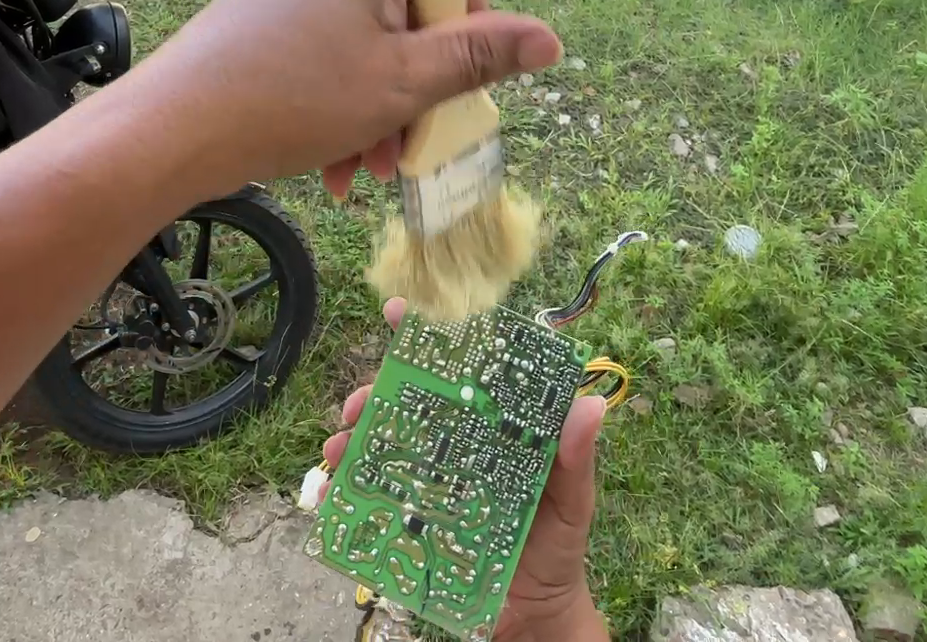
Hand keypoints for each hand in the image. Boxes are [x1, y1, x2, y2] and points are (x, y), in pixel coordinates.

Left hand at [130, 0, 559, 198]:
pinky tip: (330, 162)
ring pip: (366, 45)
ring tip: (362, 170)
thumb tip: (552, 38)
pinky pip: (324, 52)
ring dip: (377, 112)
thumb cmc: (295, 100)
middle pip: (409, 20)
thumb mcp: (403, 84)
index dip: (467, 45)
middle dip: (414, 94)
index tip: (453, 100)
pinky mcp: (261, 13)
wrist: (169, 132)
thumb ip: (480, 57)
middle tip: (401, 155)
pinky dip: (338, 103)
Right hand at [323, 298, 609, 641]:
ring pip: (388, 438)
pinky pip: (378, 490)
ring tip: (339, 443)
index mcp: (494, 423)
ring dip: (357, 434)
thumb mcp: (573, 499)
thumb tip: (593, 403)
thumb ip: (578, 457)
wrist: (534, 612)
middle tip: (359, 402)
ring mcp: (434, 473)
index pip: (464, 368)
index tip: (398, 314)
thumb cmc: (558, 544)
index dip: (433, 338)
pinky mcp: (415, 511)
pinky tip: (333, 484)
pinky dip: (350, 483)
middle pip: (414, 398)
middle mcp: (459, 438)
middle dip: (379, 389)